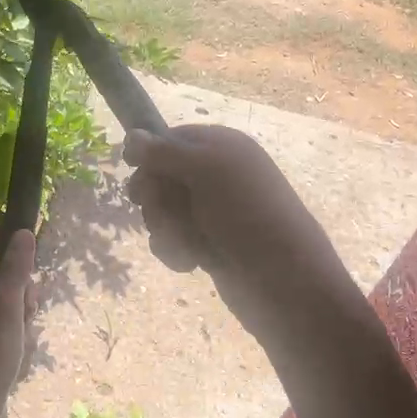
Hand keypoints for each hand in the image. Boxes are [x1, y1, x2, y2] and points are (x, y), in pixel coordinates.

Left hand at [0, 228, 36, 417]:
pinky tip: (16, 358)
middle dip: (21, 294)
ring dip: (21, 321)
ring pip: (6, 307)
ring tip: (20, 342)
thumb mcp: (8, 302)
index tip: (35, 245)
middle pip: (0, 278)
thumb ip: (16, 265)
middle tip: (27, 311)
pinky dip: (13, 340)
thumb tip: (22, 231)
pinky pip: (2, 331)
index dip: (9, 242)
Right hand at [123, 125, 351, 333]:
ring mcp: (211, 210)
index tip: (133, 169)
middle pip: (158, 176)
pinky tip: (190, 261)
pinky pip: (171, 238)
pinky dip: (174, 249)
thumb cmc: (247, 214)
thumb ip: (162, 151)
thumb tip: (131, 136)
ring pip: (161, 210)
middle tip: (165, 212)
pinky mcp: (207, 242)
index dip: (148, 156)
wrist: (285, 281)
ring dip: (165, 228)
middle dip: (155, 197)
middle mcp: (216, 175)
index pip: (168, 139)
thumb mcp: (205, 170)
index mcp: (221, 147)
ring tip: (185, 243)